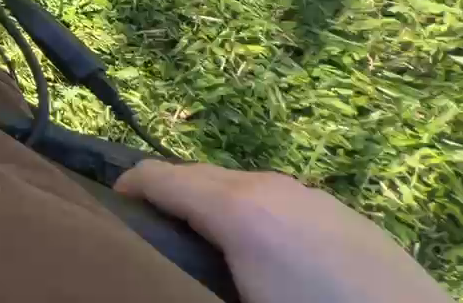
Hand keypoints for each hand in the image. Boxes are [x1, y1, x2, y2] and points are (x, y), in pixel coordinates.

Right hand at [115, 160, 451, 302]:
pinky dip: (262, 218)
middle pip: (193, 173)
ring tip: (219, 252)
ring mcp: (313, 197)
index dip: (123, 191)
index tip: (112, 218)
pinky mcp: (350, 217)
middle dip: (169, 198)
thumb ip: (191, 267)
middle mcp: (268, 186)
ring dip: (216, 208)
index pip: (152, 175)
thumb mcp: (236, 301)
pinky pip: (283, 203)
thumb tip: (155, 259)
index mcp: (235, 206)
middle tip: (160, 240)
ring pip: (239, 186)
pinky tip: (278, 261)